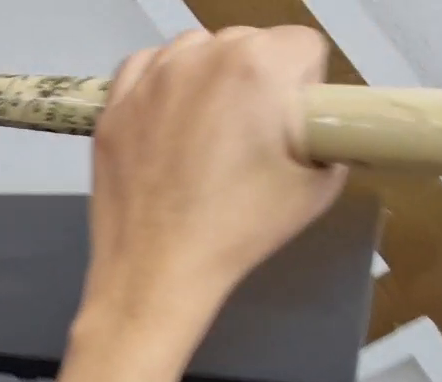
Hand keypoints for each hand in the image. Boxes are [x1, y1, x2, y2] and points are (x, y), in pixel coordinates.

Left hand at [82, 26, 346, 326]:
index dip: (299, 90)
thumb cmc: (234, 236)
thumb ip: (330, 136)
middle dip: (251, 84)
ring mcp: (149, 84)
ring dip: (203, 81)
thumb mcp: (316, 187)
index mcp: (260, 66)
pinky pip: (142, 71)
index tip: (282, 131)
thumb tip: (318, 125)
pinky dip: (156, 88)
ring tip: (200, 139)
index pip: (302, 48)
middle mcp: (201, 59)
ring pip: (192, 53)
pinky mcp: (112, 110)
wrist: (155, 276)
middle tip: (239, 143)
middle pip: (245, 45)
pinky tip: (164, 127)